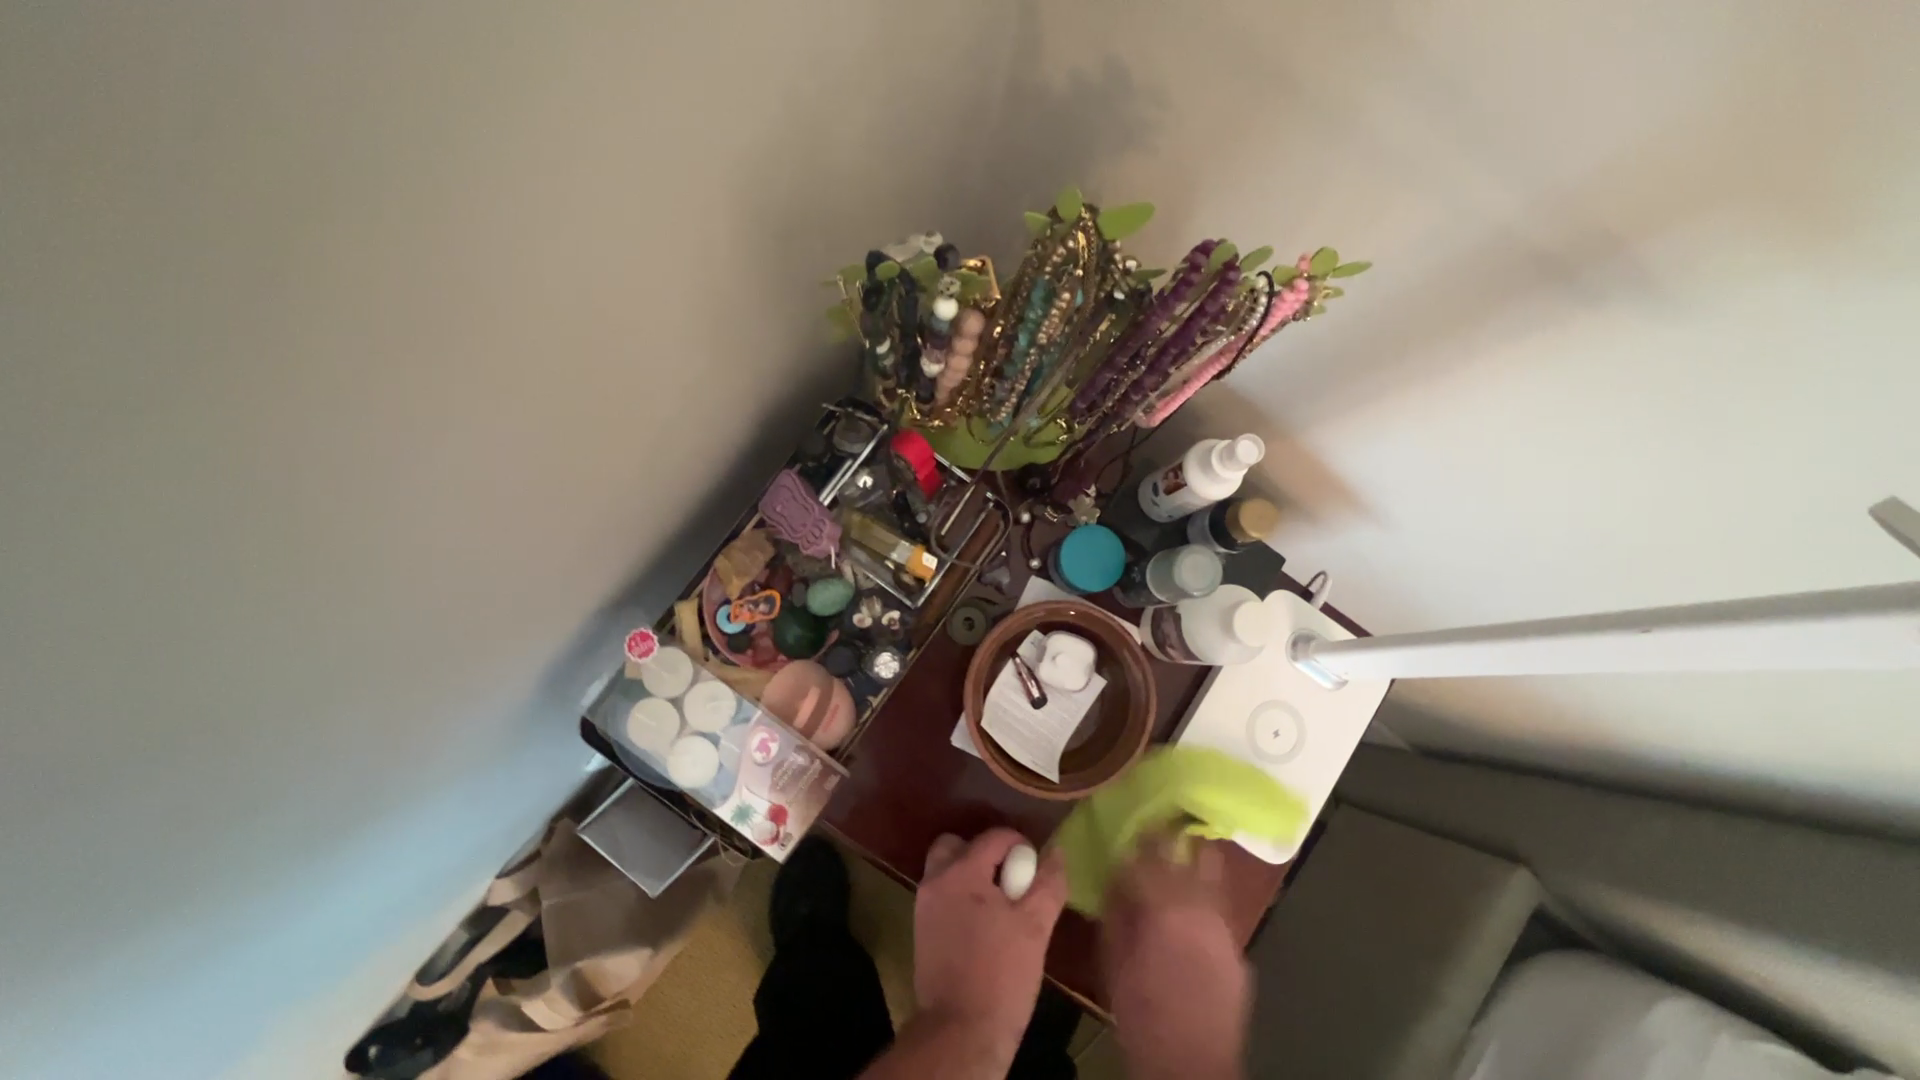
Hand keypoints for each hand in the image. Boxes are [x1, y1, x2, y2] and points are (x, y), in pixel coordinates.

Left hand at [913, 829, 1069, 1044]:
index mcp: (962, 872)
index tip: (1037, 871)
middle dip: (985, 855)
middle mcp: (935, 881)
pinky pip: (942, 897)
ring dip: (971, 876)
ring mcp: (923, 906)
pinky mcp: (921, 930)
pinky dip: (961, 898)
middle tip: (1011, 882)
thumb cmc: (1002, 974)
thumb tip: (1056, 852)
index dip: (1021, 846)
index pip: (994, 837)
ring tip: (999, 906)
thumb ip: (1048, 883)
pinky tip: (984, 926)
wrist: (961, 1030)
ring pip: (947, 871)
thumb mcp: (1036, 926)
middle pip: (958, 845)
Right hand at [1102, 833, 1251, 1079]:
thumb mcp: (1113, 962)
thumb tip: (1117, 878)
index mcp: (1165, 908)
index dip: (1144, 836)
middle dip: (1179, 838)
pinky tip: (1197, 905)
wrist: (1190, 1067)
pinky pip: (1222, 912)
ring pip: (1216, 879)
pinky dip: (1209, 899)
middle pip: (1195, 856)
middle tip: (1166, 825)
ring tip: (1188, 849)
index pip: (1153, 855)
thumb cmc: (1140, 1014)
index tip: (1137, 821)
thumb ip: (1117, 912)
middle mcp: (1201, 910)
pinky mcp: (1240, 953)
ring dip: (1200, 862)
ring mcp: (1226, 930)